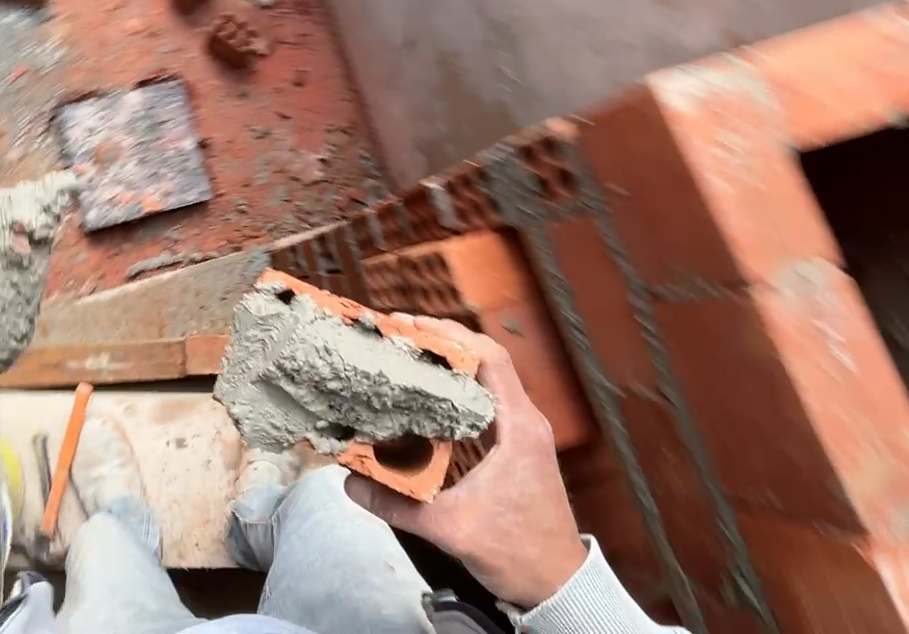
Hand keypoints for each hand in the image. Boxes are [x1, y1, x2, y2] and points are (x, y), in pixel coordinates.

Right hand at [344, 315, 587, 606]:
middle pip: (485, 358)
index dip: (451, 334)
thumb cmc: (517, 554)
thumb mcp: (450, 529)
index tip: (412, 324)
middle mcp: (526, 419)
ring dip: (452, 358)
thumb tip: (349, 481)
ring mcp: (524, 429)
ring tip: (410, 350)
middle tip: (400, 332)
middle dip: (443, 339)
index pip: (490, 358)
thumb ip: (397, 505)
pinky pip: (487, 395)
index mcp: (518, 427)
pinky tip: (429, 387)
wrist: (559, 585)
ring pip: (487, 375)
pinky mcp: (518, 441)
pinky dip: (459, 382)